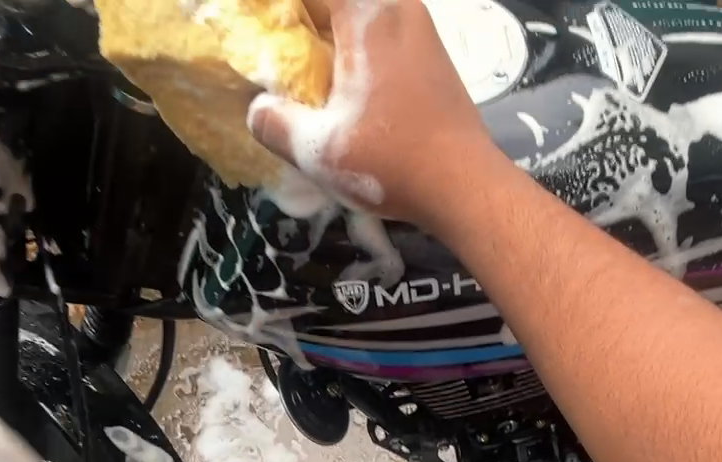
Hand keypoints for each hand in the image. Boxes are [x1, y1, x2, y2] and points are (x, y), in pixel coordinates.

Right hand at [246, 0, 505, 224]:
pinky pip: (385, 31)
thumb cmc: (391, 161)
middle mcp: (397, 6)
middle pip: (342, 1)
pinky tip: (348, 83)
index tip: (266, 28)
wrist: (464, 184)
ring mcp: (420, 29)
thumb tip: (257, 112)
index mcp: (365, 11)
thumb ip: (276, 125)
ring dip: (335, 30)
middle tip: (286, 43)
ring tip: (312, 64)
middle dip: (310, 17)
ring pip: (366, 11)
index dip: (283, 8)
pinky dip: (359, 43)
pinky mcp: (433, 57)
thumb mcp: (319, 150)